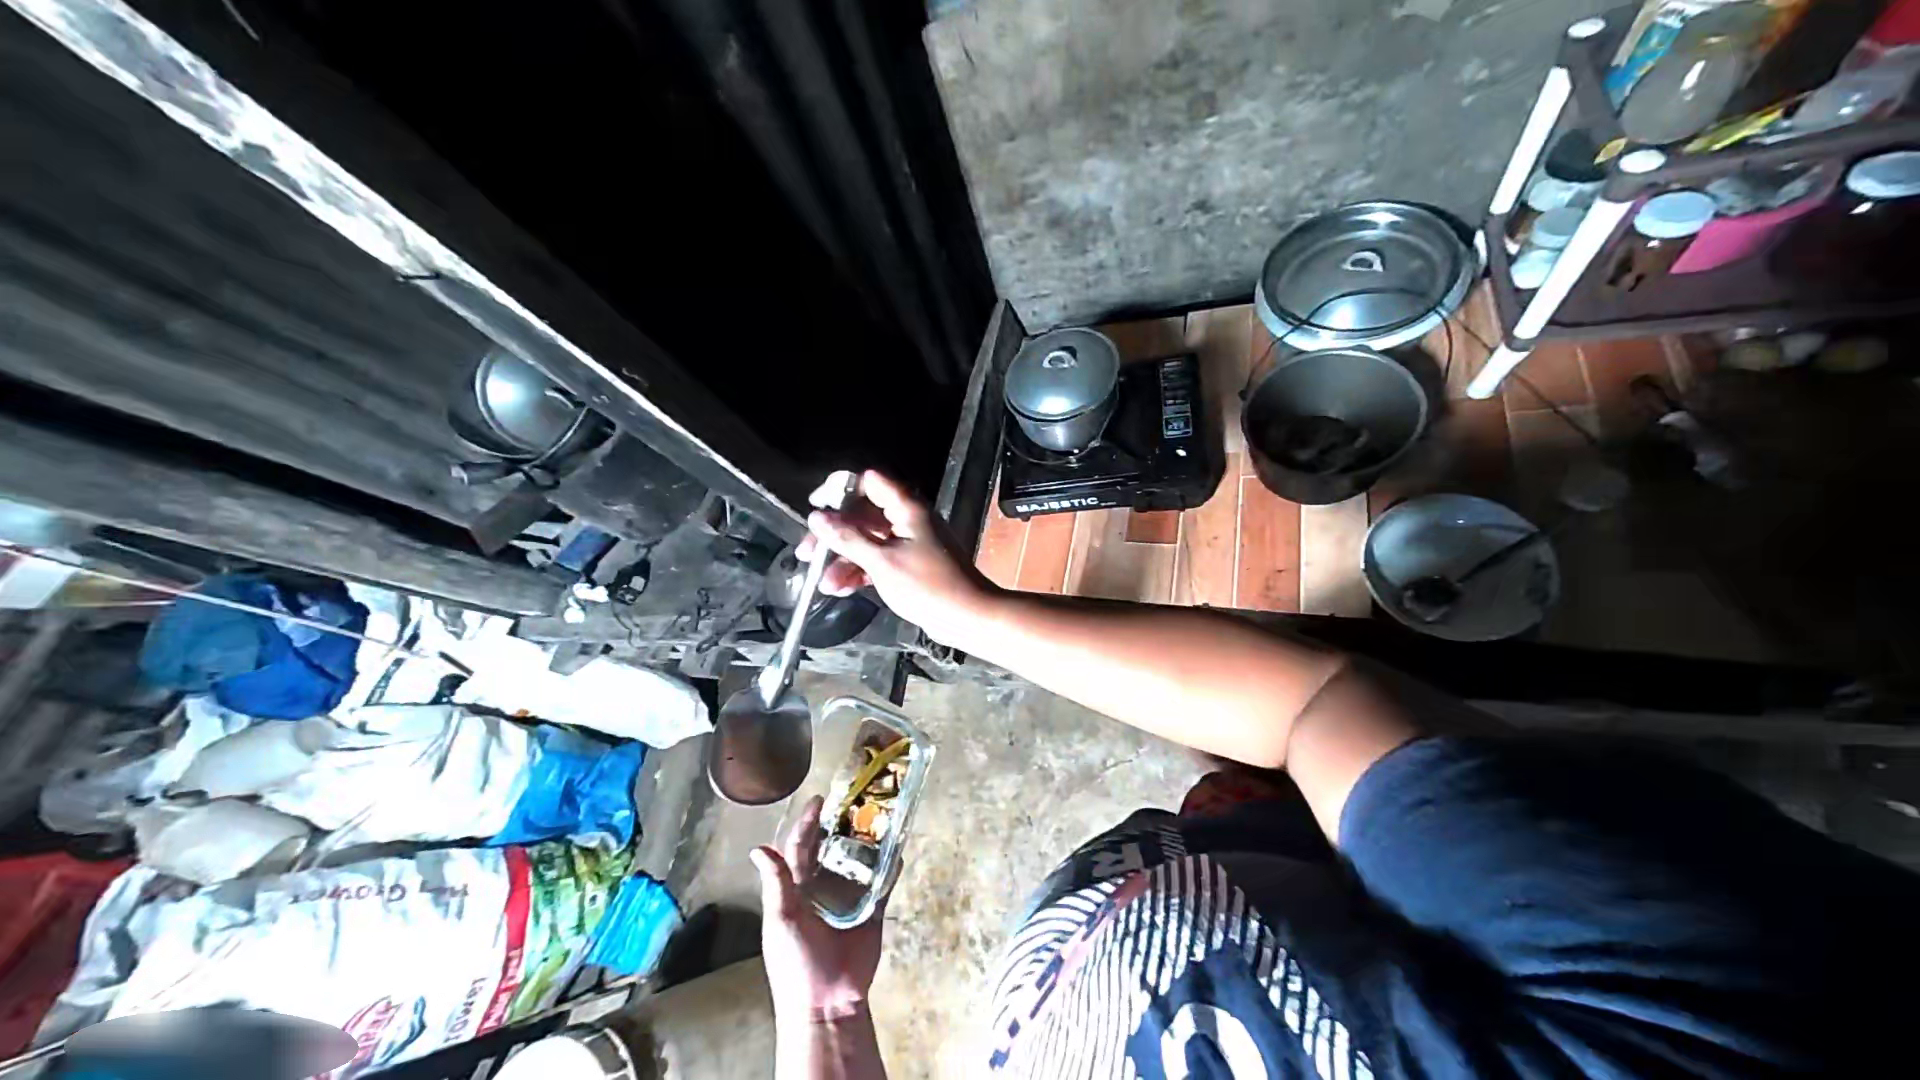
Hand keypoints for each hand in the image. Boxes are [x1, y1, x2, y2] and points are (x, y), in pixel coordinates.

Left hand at [752, 796, 884, 1022]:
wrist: (828, 1002)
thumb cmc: (796, 961)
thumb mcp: (781, 920)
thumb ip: (776, 884)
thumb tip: (759, 848)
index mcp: (797, 887)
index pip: (802, 846)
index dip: (808, 822)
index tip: (819, 799)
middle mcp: (824, 886)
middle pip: (833, 847)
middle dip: (843, 824)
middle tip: (856, 798)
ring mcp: (849, 897)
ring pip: (860, 860)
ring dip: (869, 840)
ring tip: (880, 815)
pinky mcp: (872, 910)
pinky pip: (883, 883)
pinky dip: (891, 866)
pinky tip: (899, 847)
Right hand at [797, 470, 997, 647]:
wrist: (968, 617)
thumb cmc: (928, 586)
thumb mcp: (882, 563)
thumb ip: (848, 539)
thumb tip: (817, 517)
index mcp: (906, 508)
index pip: (868, 482)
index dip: (839, 490)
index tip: (817, 507)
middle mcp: (907, 519)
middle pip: (862, 515)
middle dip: (833, 535)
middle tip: (807, 554)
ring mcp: (909, 542)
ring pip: (867, 541)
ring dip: (843, 559)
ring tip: (823, 583)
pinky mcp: (909, 564)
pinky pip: (877, 560)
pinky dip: (860, 572)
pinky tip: (840, 589)